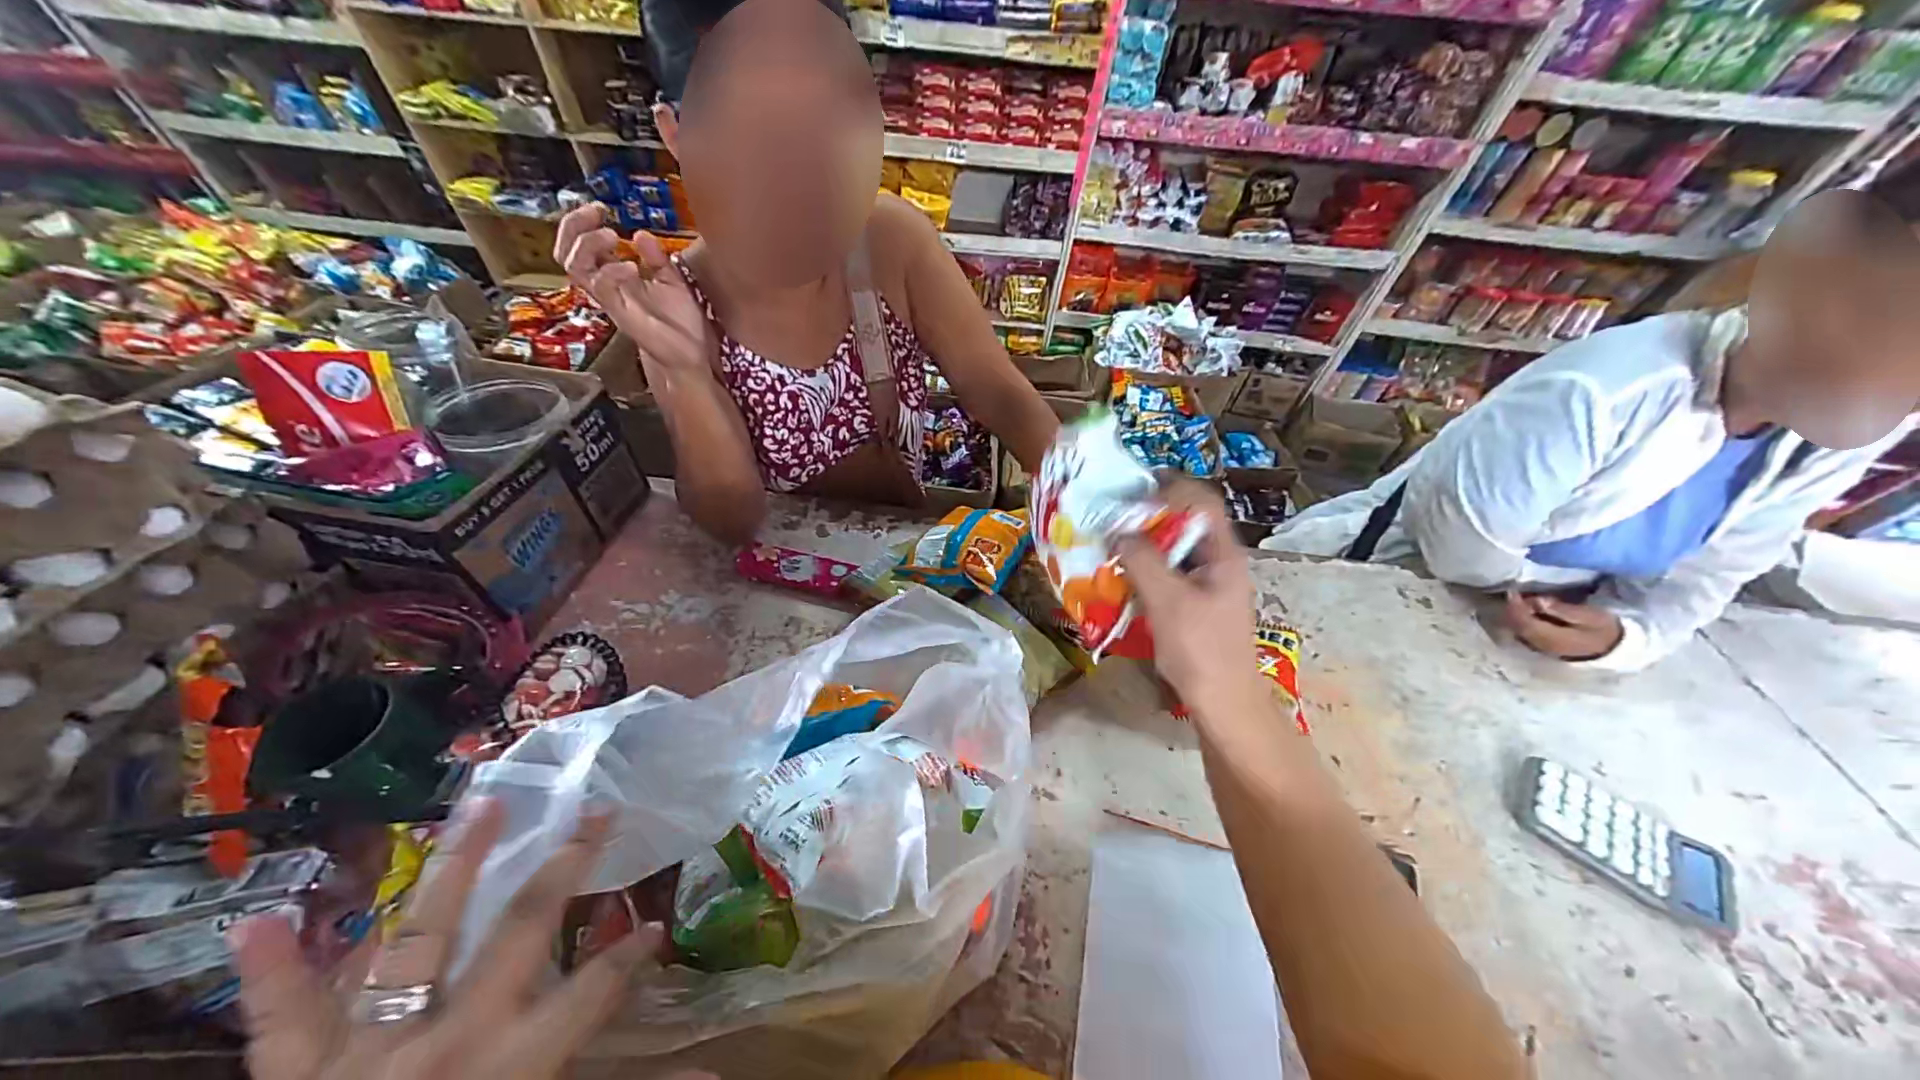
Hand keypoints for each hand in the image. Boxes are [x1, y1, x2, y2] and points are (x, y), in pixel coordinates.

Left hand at [233, 801, 699, 1079]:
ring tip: (481, 806)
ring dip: (453, 868)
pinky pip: (283, 1019)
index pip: (590, 992)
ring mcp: (369, 1046)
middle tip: (597, 814)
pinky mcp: (298, 1074)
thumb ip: (610, 1079)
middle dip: (564, 869)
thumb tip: (712, 1077)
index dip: (627, 958)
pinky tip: (259, 921)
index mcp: (510, 1066)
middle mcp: (448, 1037)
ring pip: (422, 937)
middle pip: (519, 932)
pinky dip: (271, 972)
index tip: (655, 928)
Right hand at [553, 205, 716, 378]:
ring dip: (588, 244)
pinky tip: (631, 266)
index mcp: (614, 276)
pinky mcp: (620, 314)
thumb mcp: (671, 281)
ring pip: (574, 267)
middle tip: (595, 212)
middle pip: (566, 252)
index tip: (598, 207)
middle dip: (573, 226)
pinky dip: (612, 271)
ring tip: (611, 236)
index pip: (580, 245)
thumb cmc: (679, 322)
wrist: (690, 355)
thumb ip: (656, 258)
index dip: (581, 223)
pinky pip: (601, 288)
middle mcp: (606, 286)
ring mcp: (611, 300)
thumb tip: (639, 233)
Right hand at [1114, 477, 1262, 721]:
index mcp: (1223, 555)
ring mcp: (1208, 586)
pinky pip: (1168, 575)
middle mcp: (1218, 563)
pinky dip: (1145, 571)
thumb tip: (1118, 531)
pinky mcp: (1195, 606)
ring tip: (1109, 544)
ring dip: (1143, 545)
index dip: (1170, 488)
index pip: (1202, 502)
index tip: (1132, 490)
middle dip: (1148, 517)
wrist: (1224, 705)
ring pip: (1174, 551)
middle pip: (1185, 524)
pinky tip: (1120, 578)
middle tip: (1111, 517)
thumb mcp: (1167, 601)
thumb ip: (1142, 560)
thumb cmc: (1201, 651)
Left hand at [1502, 593, 1623, 660]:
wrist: (1613, 648)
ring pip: (1517, 629)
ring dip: (1514, 615)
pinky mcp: (1540, 646)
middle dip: (1512, 609)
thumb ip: (1561, 609)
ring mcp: (1539, 647)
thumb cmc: (1603, 629)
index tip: (1513, 592)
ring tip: (1519, 600)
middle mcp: (1540, 645)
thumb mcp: (1590, 616)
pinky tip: (1525, 611)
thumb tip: (1537, 601)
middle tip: (1515, 593)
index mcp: (1552, 639)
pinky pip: (1522, 632)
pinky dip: (1519, 620)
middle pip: (1516, 626)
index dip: (1516, 607)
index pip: (1525, 623)